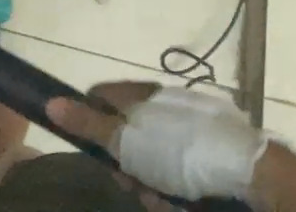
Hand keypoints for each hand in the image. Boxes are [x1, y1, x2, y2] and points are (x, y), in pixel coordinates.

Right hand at [47, 82, 267, 201]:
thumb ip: (88, 124)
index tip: (96, 151)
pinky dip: (174, 190)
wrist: (245, 170)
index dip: (89, 123)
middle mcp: (159, 105)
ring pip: (150, 160)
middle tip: (134, 184)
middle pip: (124, 135)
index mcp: (138, 94)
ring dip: (150, 185)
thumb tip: (49, 101)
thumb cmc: (178, 151)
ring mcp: (184, 126)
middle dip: (125, 167)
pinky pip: (176, 171)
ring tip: (164, 200)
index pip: (97, 97)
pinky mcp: (204, 150)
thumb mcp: (126, 141)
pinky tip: (182, 202)